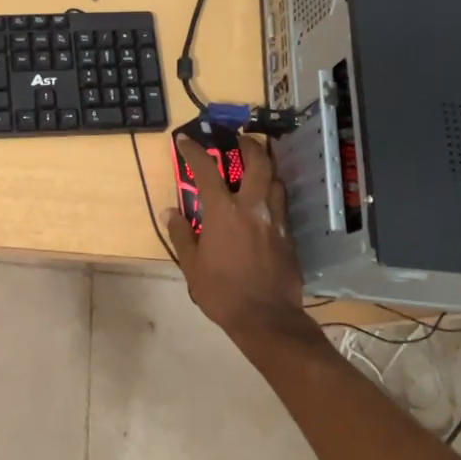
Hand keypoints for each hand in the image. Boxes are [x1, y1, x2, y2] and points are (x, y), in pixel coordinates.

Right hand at [165, 134, 313, 342]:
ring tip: (255, 168)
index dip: (194, 152)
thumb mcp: (192, 265)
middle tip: (239, 141)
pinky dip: (271, 194)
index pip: (206, 171)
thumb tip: (171, 212)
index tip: (185, 141)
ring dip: (265, 168)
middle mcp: (253, 208)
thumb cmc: (222, 292)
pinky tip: (263, 202)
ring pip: (276, 181)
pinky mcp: (289, 236)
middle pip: (258, 163)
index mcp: (224, 212)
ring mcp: (275, 220)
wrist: (266, 318)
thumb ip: (182, 234)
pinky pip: (281, 204)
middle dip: (248, 146)